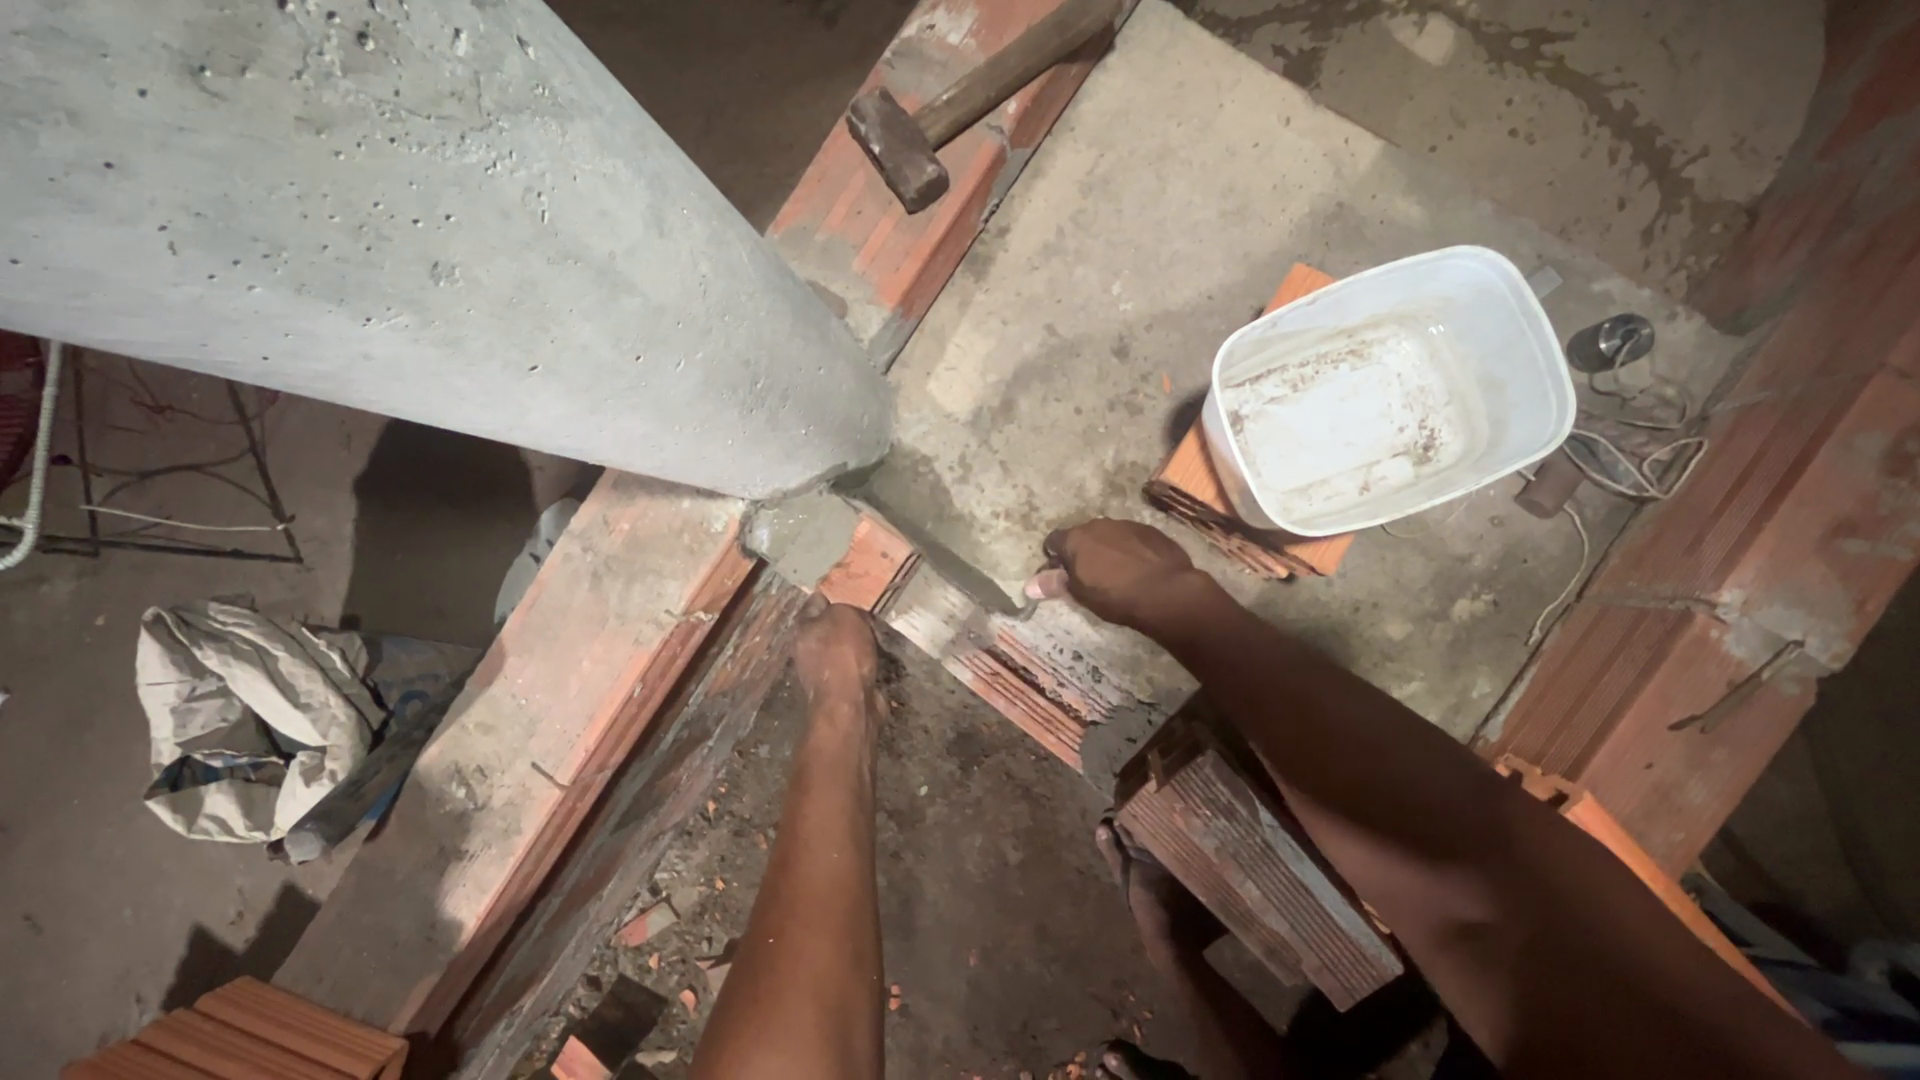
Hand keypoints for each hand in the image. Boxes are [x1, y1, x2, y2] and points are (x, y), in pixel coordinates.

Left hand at [793, 596, 879, 705]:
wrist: (850, 704)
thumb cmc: (843, 654)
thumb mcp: (844, 615)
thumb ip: (844, 606)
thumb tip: (847, 612)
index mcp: (802, 629)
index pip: (815, 602)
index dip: (834, 593)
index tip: (854, 589)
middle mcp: (808, 649)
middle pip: (831, 625)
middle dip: (851, 620)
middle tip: (871, 613)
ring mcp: (825, 670)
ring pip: (846, 646)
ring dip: (862, 642)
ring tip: (881, 633)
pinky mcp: (843, 687)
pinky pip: (858, 665)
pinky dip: (869, 661)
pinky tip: (881, 656)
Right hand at [1023, 519, 1208, 630]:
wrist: (1165, 591)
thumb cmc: (1114, 596)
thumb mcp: (1080, 594)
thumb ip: (1054, 584)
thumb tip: (1029, 586)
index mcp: (1075, 538)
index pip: (1053, 540)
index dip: (1055, 557)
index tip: (1061, 573)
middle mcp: (1098, 524)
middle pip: (1082, 536)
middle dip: (1082, 551)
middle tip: (1089, 576)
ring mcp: (1126, 525)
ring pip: (1108, 535)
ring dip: (1108, 549)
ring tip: (1117, 573)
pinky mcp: (1150, 531)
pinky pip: (1132, 538)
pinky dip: (1130, 550)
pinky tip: (1139, 569)